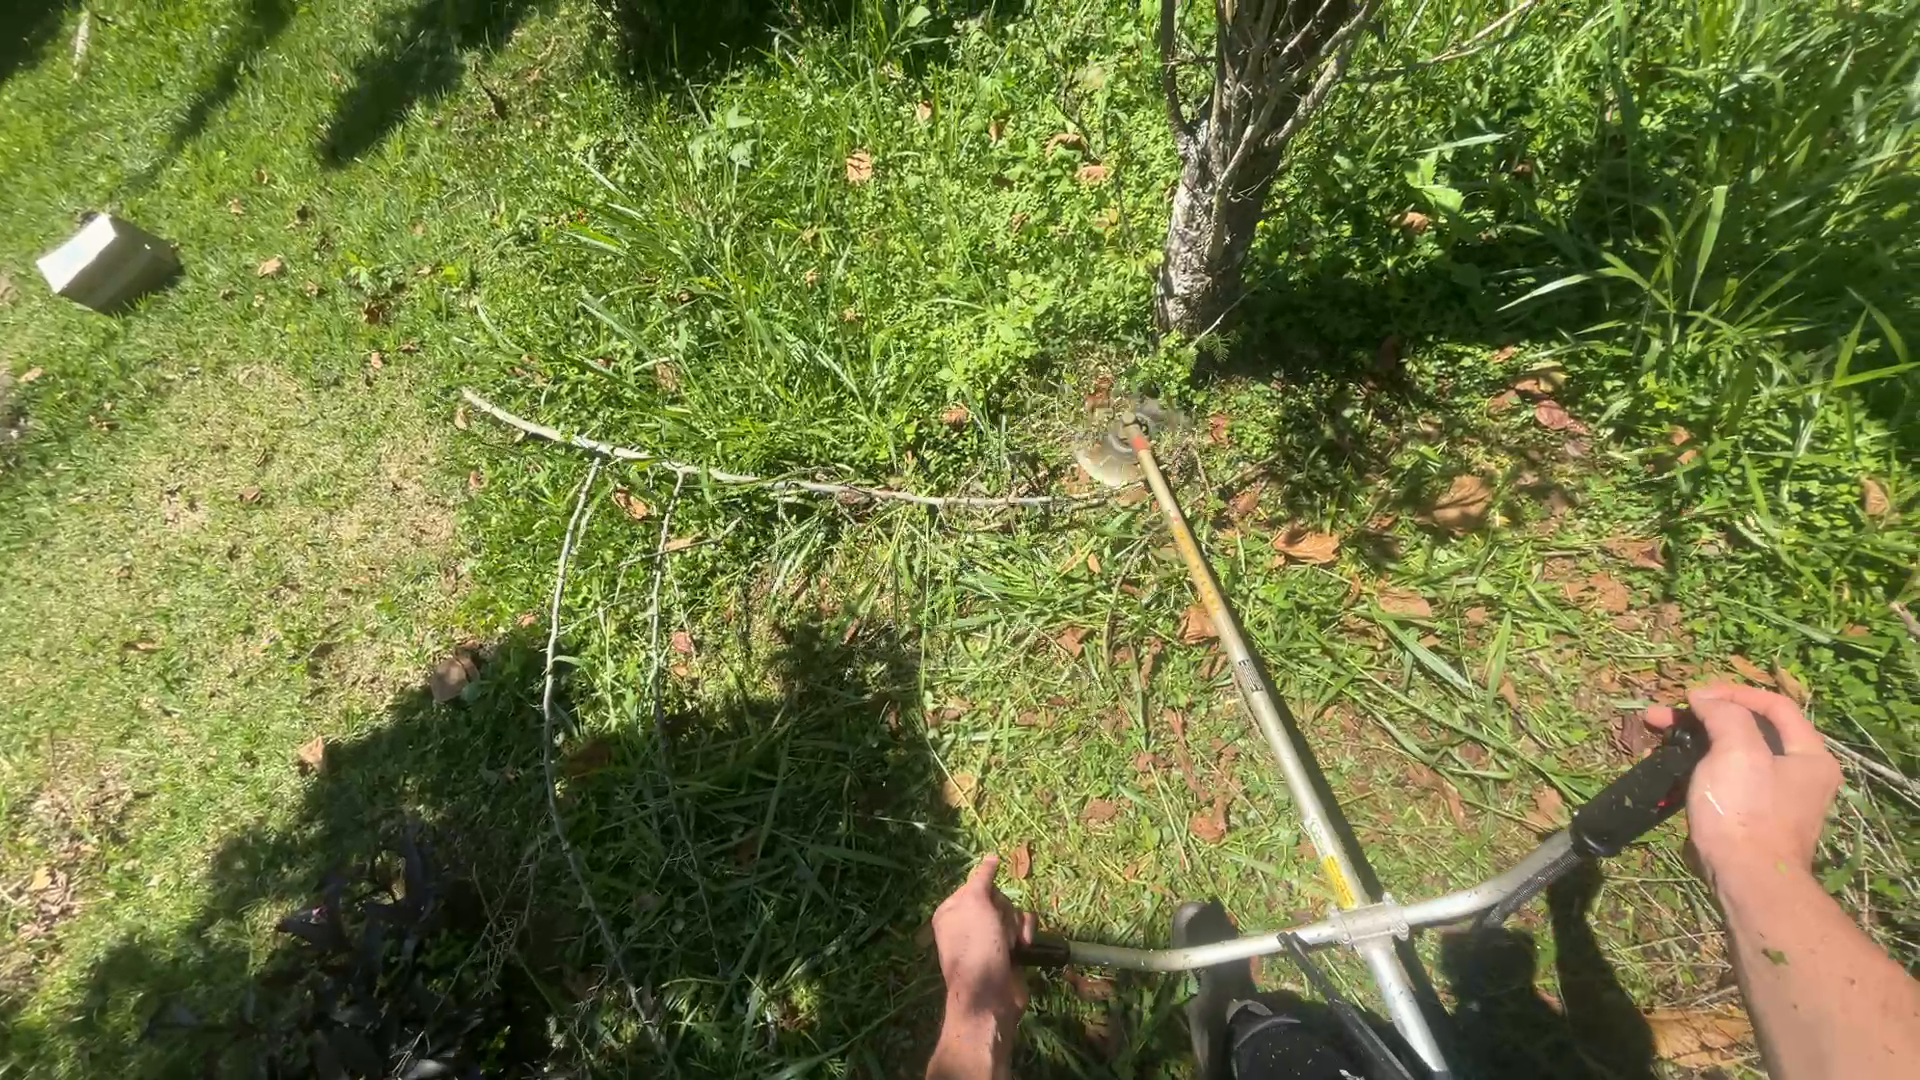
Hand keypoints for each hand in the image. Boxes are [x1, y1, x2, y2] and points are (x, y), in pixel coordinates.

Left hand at [931, 855, 1035, 1029]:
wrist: (990, 997)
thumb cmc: (977, 945)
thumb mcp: (975, 902)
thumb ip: (983, 876)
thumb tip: (992, 856)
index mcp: (952, 910)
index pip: (978, 884)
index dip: (988, 894)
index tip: (988, 905)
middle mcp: (969, 922)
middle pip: (997, 898)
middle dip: (1004, 911)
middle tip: (1000, 930)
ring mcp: (989, 938)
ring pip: (1012, 912)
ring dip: (1016, 924)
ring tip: (1013, 943)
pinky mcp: (1008, 950)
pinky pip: (1022, 928)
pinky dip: (1025, 934)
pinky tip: (1024, 946)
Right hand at [1645, 684, 1840, 895]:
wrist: (1745, 871)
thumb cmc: (1746, 809)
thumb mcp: (1738, 753)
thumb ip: (1725, 716)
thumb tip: (1704, 698)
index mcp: (1808, 756)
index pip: (1775, 706)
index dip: (1733, 693)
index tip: (1693, 695)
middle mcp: (1794, 770)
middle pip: (1746, 726)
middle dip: (1700, 714)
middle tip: (1660, 712)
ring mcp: (1768, 790)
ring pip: (1726, 747)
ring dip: (1688, 734)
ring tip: (1652, 731)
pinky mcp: (1743, 805)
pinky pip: (1716, 770)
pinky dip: (1690, 758)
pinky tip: (1664, 759)